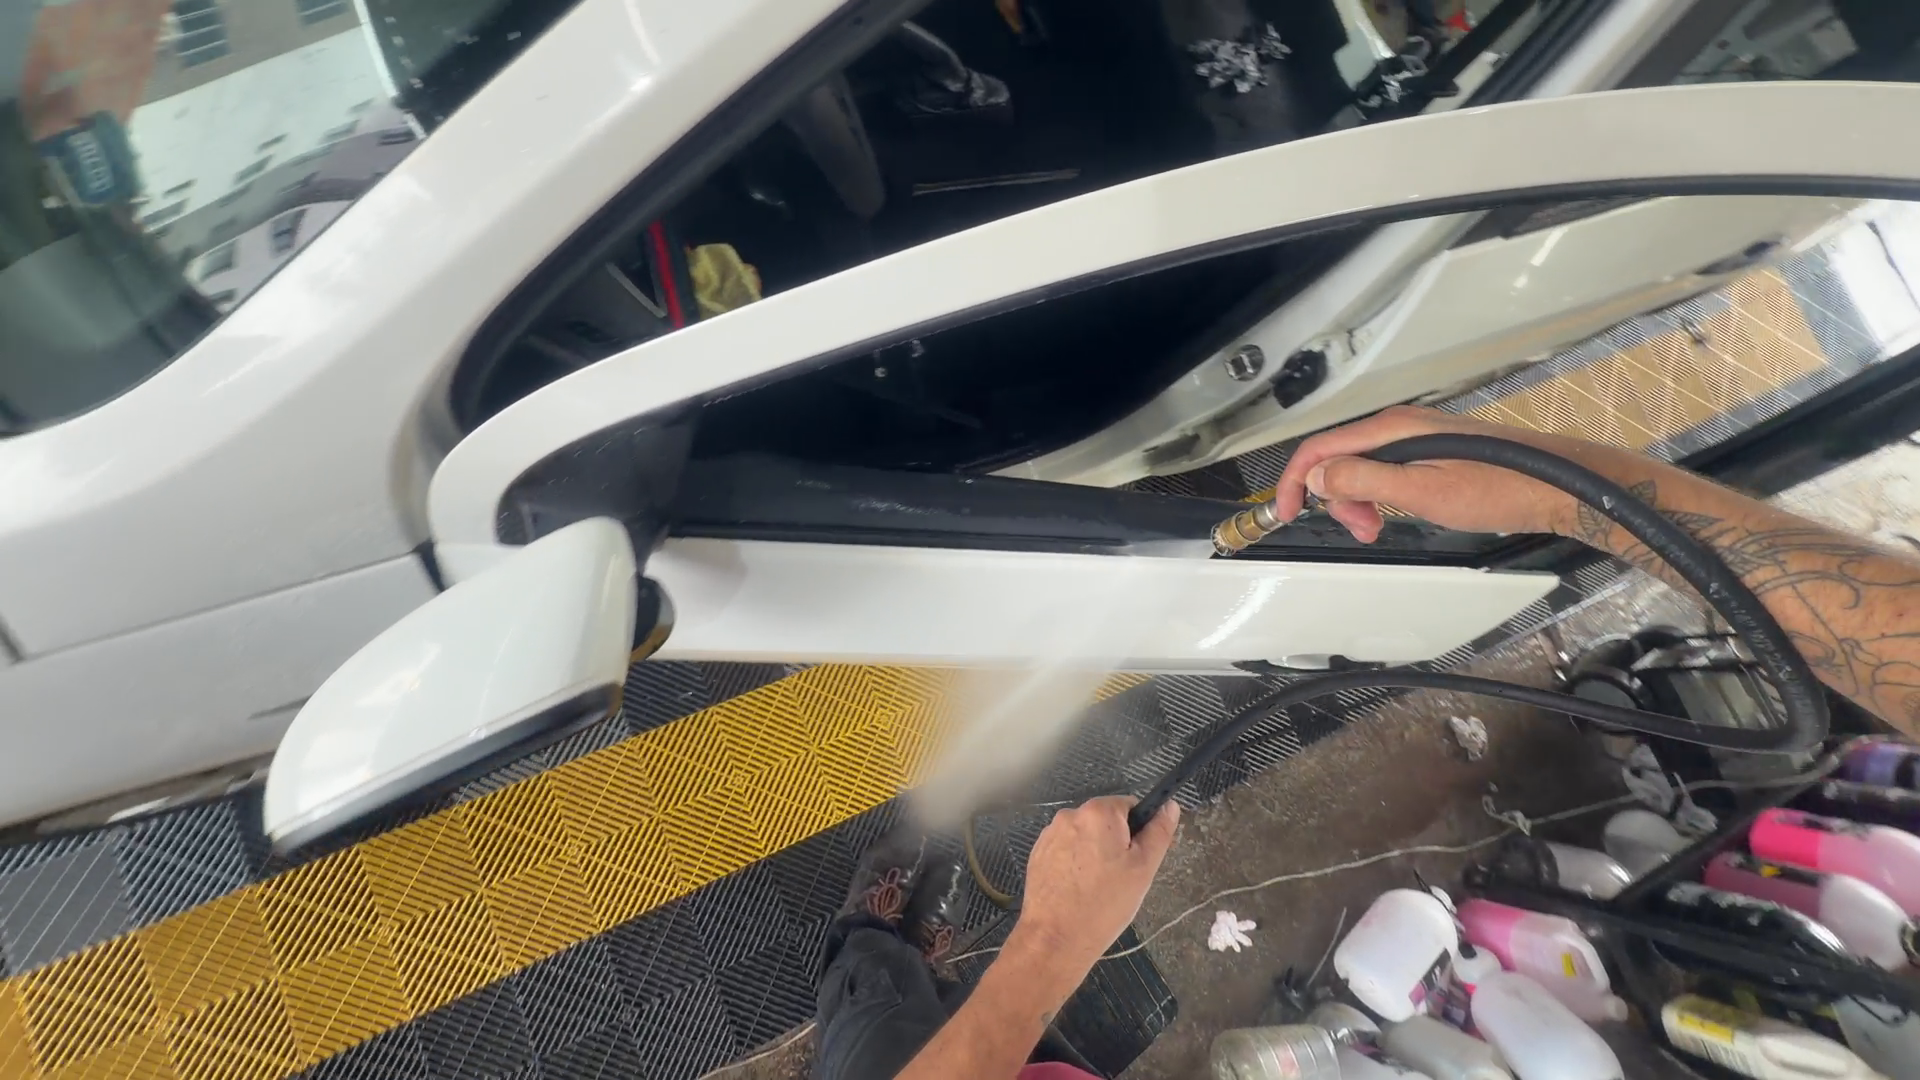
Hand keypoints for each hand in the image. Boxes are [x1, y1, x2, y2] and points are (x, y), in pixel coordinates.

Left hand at [1014, 796, 1179, 973]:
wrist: (1055, 938)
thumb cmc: (1105, 903)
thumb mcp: (1143, 869)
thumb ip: (1158, 833)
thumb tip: (1171, 806)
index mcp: (1098, 812)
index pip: (1129, 806)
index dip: (1139, 831)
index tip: (1138, 860)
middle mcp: (1070, 814)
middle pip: (1105, 821)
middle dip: (1116, 844)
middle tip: (1121, 878)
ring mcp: (1050, 833)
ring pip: (1085, 836)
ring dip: (1095, 853)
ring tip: (1098, 887)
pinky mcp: (1038, 852)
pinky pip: (1066, 850)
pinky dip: (1075, 863)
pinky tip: (1078, 889)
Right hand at [1272, 406, 1625, 541]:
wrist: (1559, 486)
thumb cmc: (1497, 489)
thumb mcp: (1420, 491)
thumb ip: (1362, 479)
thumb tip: (1319, 478)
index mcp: (1390, 430)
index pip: (1318, 450)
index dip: (1296, 482)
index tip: (1288, 512)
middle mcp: (1397, 426)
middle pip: (1336, 459)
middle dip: (1333, 497)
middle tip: (1357, 528)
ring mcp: (1412, 436)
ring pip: (1357, 467)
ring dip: (1354, 501)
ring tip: (1375, 526)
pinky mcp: (1426, 450)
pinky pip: (1380, 470)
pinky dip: (1374, 496)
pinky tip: (1391, 513)